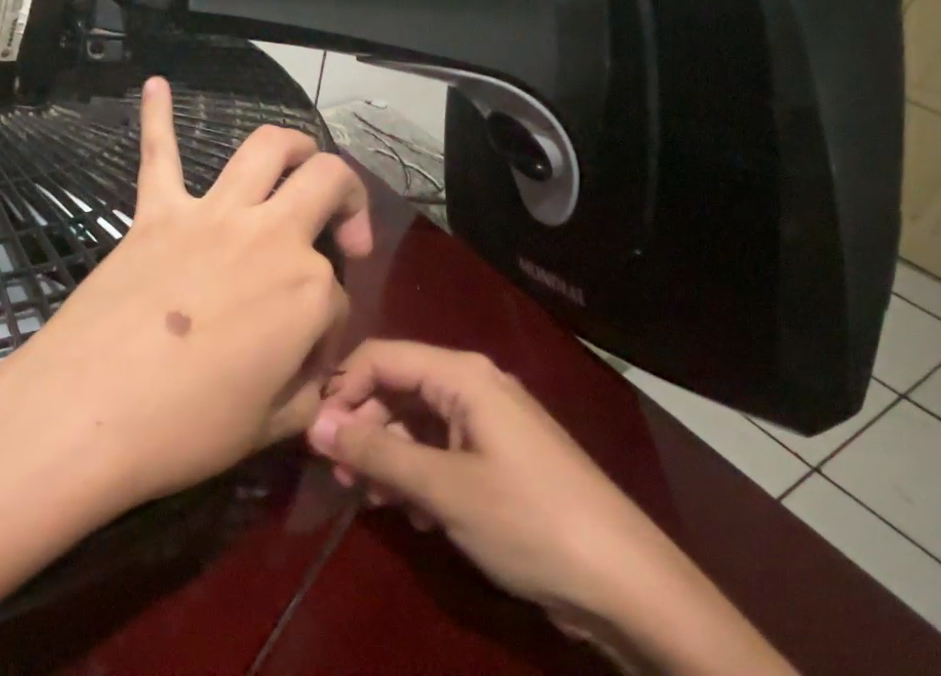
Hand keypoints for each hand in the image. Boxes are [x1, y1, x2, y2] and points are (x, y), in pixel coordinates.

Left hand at [0, 77, 372, 511]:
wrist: (87, 411)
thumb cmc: (185, 430)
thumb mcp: (271, 428)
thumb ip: (307, 391)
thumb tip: (312, 370)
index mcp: (309, 291)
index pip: (338, 296)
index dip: (327, 330)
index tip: (302, 363)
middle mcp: (271, 236)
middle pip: (329, 185)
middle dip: (349, 201)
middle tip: (343, 236)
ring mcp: (211, 216)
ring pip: (267, 149)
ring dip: (295, 147)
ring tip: (301, 163)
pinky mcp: (155, 213)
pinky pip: (158, 153)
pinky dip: (157, 116)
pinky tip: (155, 83)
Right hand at [308, 340, 796, 675]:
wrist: (625, 583)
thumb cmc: (528, 521)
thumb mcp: (442, 488)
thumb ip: (375, 454)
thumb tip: (315, 426)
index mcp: (463, 376)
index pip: (381, 356)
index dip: (342, 389)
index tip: (315, 437)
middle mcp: (475, 388)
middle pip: (397, 388)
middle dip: (364, 428)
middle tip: (339, 477)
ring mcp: (491, 426)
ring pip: (416, 424)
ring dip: (388, 459)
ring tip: (372, 501)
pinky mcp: (500, 461)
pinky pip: (442, 452)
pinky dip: (419, 476)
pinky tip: (416, 516)